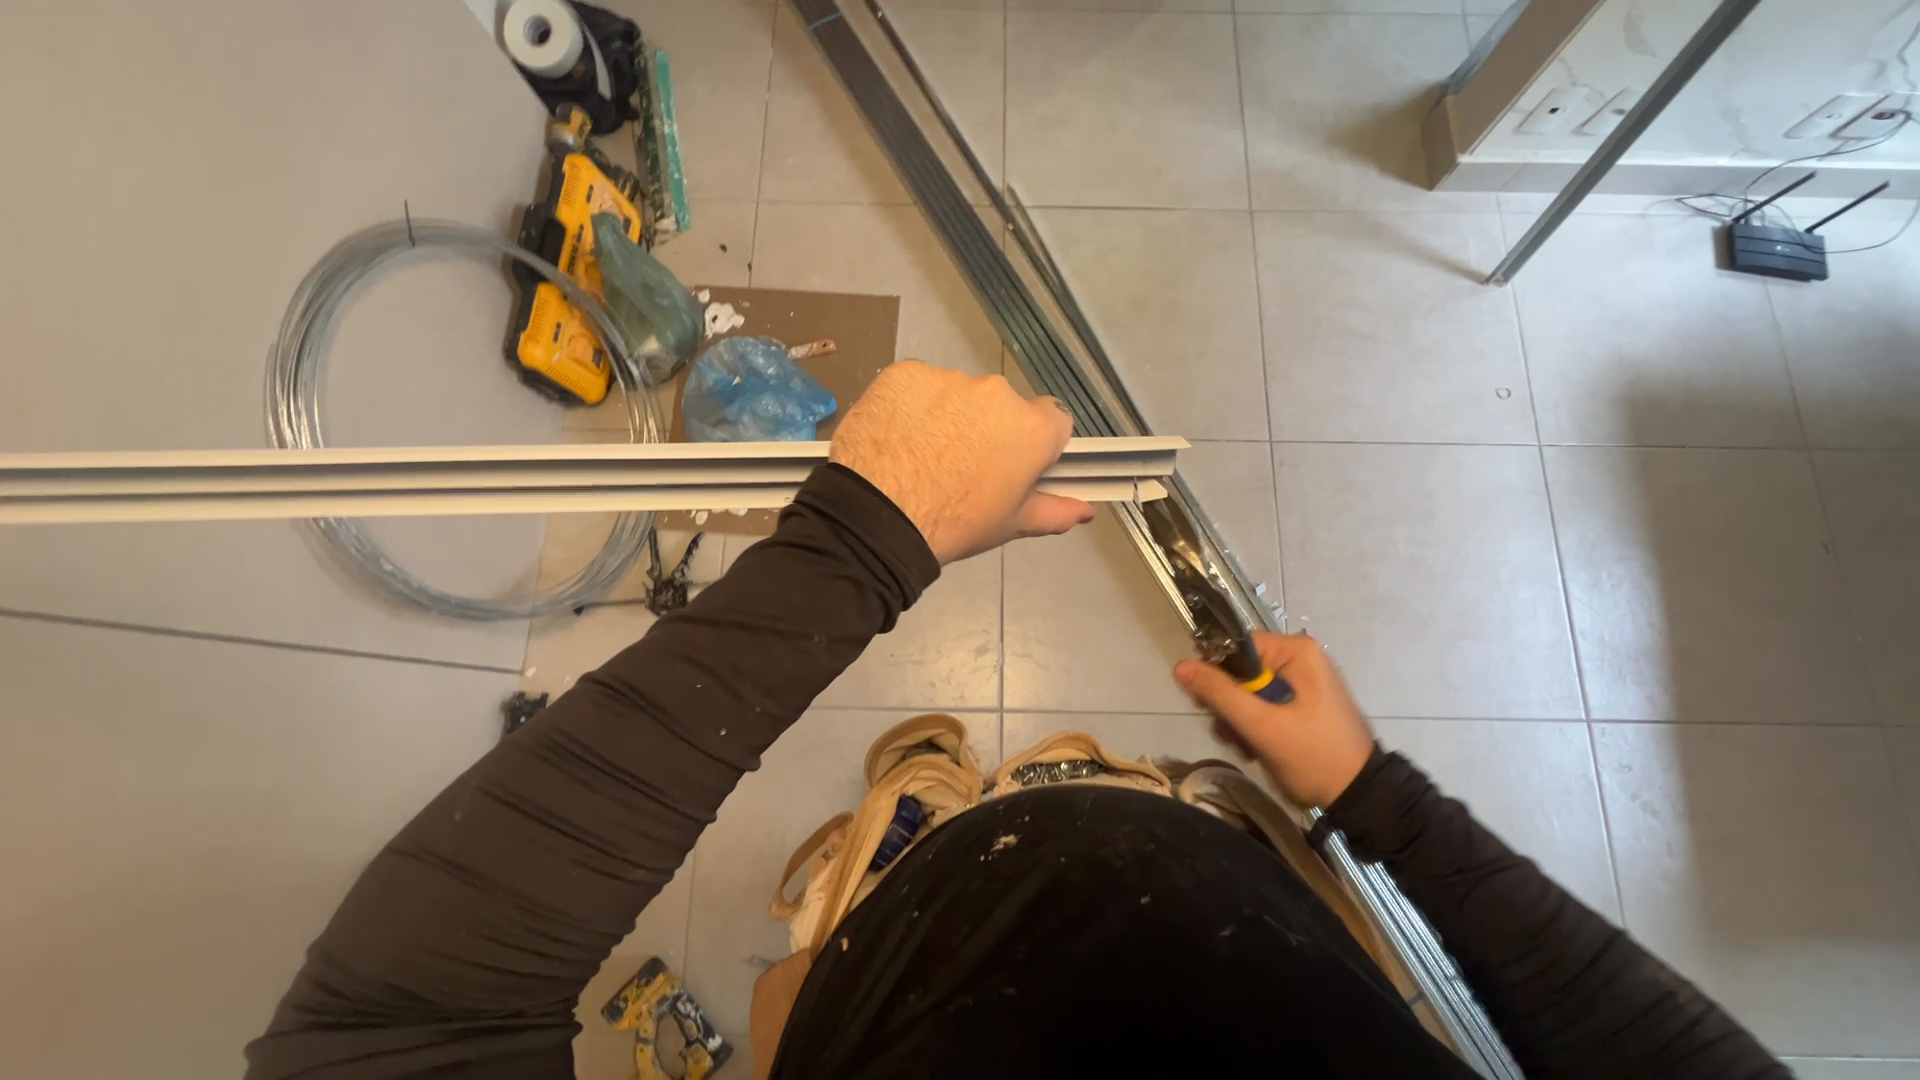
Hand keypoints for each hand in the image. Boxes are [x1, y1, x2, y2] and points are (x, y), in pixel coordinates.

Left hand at [830, 361, 1094, 563]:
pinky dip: (912, 406)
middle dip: (989, 429)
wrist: (878, 515)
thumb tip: (1086, 511)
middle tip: (959, 466)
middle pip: (1003, 406)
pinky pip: (918, 386)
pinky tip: (897, 436)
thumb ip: (1053, 512)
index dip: (1034, 444)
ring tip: (922, 454)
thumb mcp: (1009, 524)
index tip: (1011, 466)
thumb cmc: (954, 524)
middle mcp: (997, 392)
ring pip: (959, 394)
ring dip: (949, 416)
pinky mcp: (906, 372)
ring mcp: (949, 378)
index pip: (1052, 422)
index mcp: (1032, 428)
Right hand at [1173, 632, 1374, 808]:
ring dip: (1239, 720)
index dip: (1217, 674)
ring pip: (1247, 691)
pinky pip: (1263, 704)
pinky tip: (1258, 747)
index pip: (1236, 647)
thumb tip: (1180, 667)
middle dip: (1230, 705)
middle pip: (1240, 671)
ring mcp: (1302, 682)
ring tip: (1249, 745)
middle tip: (1234, 732)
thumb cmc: (1314, 756)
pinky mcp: (1302, 703)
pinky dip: (1254, 726)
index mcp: (1296, 651)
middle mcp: (1299, 658)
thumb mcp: (1262, 726)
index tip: (1210, 706)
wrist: (1359, 796)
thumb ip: (1220, 694)